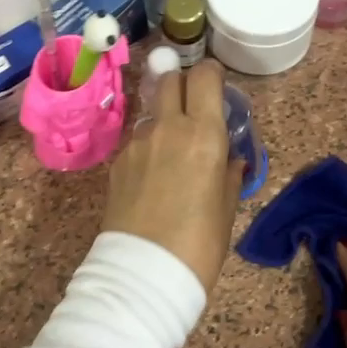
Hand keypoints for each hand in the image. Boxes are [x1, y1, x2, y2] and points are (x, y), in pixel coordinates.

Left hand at [101, 59, 245, 291]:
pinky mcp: (117, 162)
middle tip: (194, 107)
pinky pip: (137, 141)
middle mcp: (168, 128)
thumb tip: (229, 158)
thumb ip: (227, 173)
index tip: (216, 83)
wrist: (144, 274)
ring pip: (153, 112)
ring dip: (165, 119)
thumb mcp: (226, 208)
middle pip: (171, 80)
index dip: (211, 73)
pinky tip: (154, 177)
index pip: (204, 76)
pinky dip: (148, 147)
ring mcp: (137, 143)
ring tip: (174, 152)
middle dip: (183, 84)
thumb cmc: (199, 244)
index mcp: (202, 134)